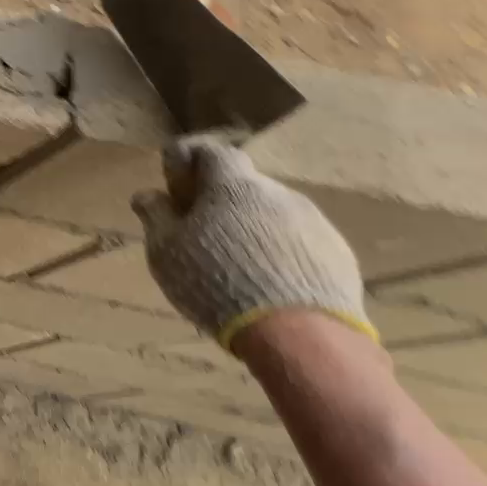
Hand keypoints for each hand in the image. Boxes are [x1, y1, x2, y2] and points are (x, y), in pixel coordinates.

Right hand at [132, 135, 375, 349]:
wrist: (298, 332)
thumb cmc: (215, 280)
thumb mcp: (165, 249)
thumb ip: (156, 216)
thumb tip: (149, 194)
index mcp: (235, 188)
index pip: (212, 152)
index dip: (190, 160)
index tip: (173, 181)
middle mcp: (279, 195)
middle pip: (243, 185)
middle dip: (218, 199)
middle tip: (196, 228)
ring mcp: (314, 224)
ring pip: (271, 214)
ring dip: (248, 226)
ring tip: (230, 261)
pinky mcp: (337, 254)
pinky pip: (296, 241)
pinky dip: (275, 250)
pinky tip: (263, 280)